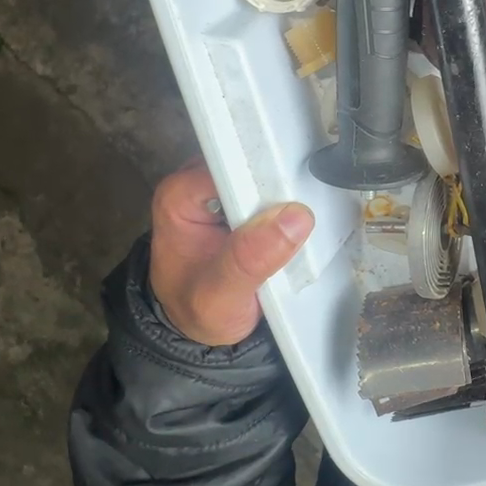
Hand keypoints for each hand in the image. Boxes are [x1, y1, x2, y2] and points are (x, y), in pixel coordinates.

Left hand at [148, 163, 313, 345]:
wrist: (201, 323)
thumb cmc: (198, 309)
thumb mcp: (218, 297)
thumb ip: (249, 261)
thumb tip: (295, 218)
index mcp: (180, 196)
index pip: (230, 166)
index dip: (264, 179)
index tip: (294, 200)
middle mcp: (200, 181)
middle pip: (252, 162)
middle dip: (282, 186)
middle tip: (304, 217)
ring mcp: (226, 186)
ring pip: (268, 172)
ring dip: (292, 194)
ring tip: (304, 222)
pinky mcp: (247, 197)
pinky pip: (276, 187)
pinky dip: (292, 204)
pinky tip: (301, 222)